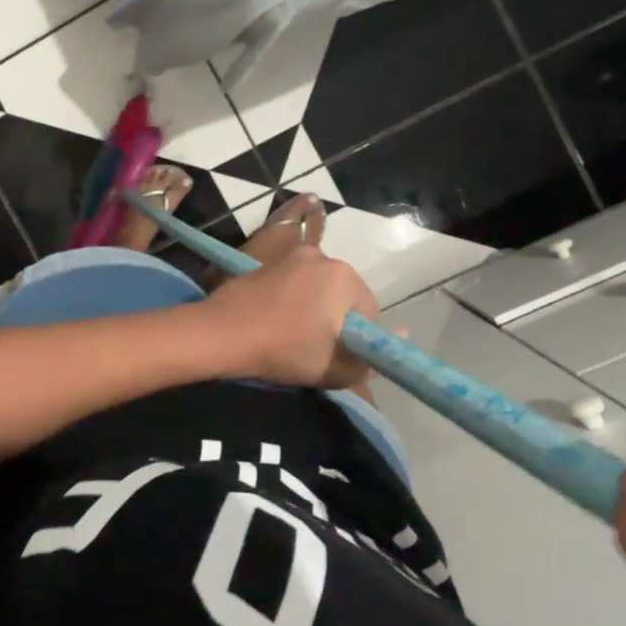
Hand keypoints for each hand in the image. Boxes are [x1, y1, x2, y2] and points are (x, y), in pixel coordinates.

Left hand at [203, 246, 378, 388]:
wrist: (223, 334)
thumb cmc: (286, 350)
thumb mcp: (338, 369)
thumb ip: (375, 357)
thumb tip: (402, 333)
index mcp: (344, 276)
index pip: (369, 312)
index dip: (357, 339)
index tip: (336, 356)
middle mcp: (319, 256)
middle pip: (341, 296)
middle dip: (334, 320)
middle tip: (313, 348)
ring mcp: (287, 258)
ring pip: (314, 290)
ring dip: (310, 310)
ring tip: (290, 337)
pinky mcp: (262, 264)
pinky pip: (288, 286)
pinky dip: (287, 302)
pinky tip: (272, 323)